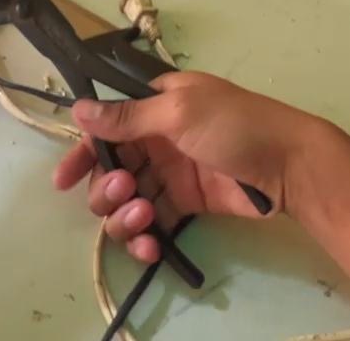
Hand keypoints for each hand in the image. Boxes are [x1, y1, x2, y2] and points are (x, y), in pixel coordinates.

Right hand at [53, 72, 339, 263]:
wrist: (286, 164)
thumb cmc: (235, 124)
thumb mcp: (180, 112)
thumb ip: (129, 116)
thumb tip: (79, 108)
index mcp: (158, 104)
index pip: (109, 125)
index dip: (84, 151)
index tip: (64, 180)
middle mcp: (159, 136)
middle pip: (111, 167)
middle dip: (106, 186)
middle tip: (124, 190)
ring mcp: (171, 172)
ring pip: (126, 199)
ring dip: (123, 215)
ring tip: (142, 217)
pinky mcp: (184, 203)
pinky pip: (151, 222)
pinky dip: (143, 237)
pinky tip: (149, 245)